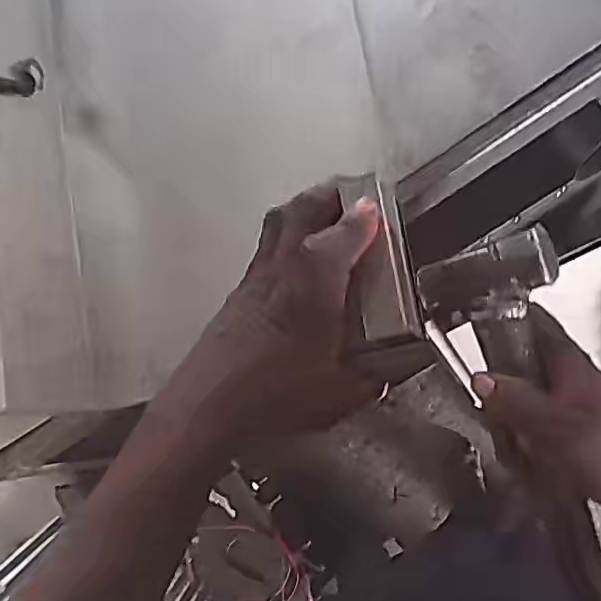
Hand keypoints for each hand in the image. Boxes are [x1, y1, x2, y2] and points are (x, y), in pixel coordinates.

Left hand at [157, 184, 381, 444]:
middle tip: (350, 199)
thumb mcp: (343, 389)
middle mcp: (285, 265)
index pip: (346, 231)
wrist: (211, 403)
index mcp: (316, 276)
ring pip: (279, 224)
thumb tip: (389, 373)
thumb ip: (372, 376)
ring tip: (322, 219)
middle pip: (304, 209)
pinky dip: (287, 241)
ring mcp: (258, 276)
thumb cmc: (280, 391)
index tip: (377, 209)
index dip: (366, 217)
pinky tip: (296, 266)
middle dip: (331, 197)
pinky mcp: (240, 293)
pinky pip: (268, 249)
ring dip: (303, 212)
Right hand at [474, 307, 600, 508]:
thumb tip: (481, 378)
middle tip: (493, 412)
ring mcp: (576, 403)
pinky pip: (538, 423)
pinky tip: (529, 461)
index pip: (537, 322)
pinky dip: (527, 438)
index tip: (480, 322)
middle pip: (524, 363)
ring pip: (528, 397)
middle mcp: (574, 377)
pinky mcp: (577, 428)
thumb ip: (516, 401)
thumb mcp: (553, 428)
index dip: (509, 315)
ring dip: (514, 419)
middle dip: (502, 388)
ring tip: (513, 445)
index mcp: (572, 364)